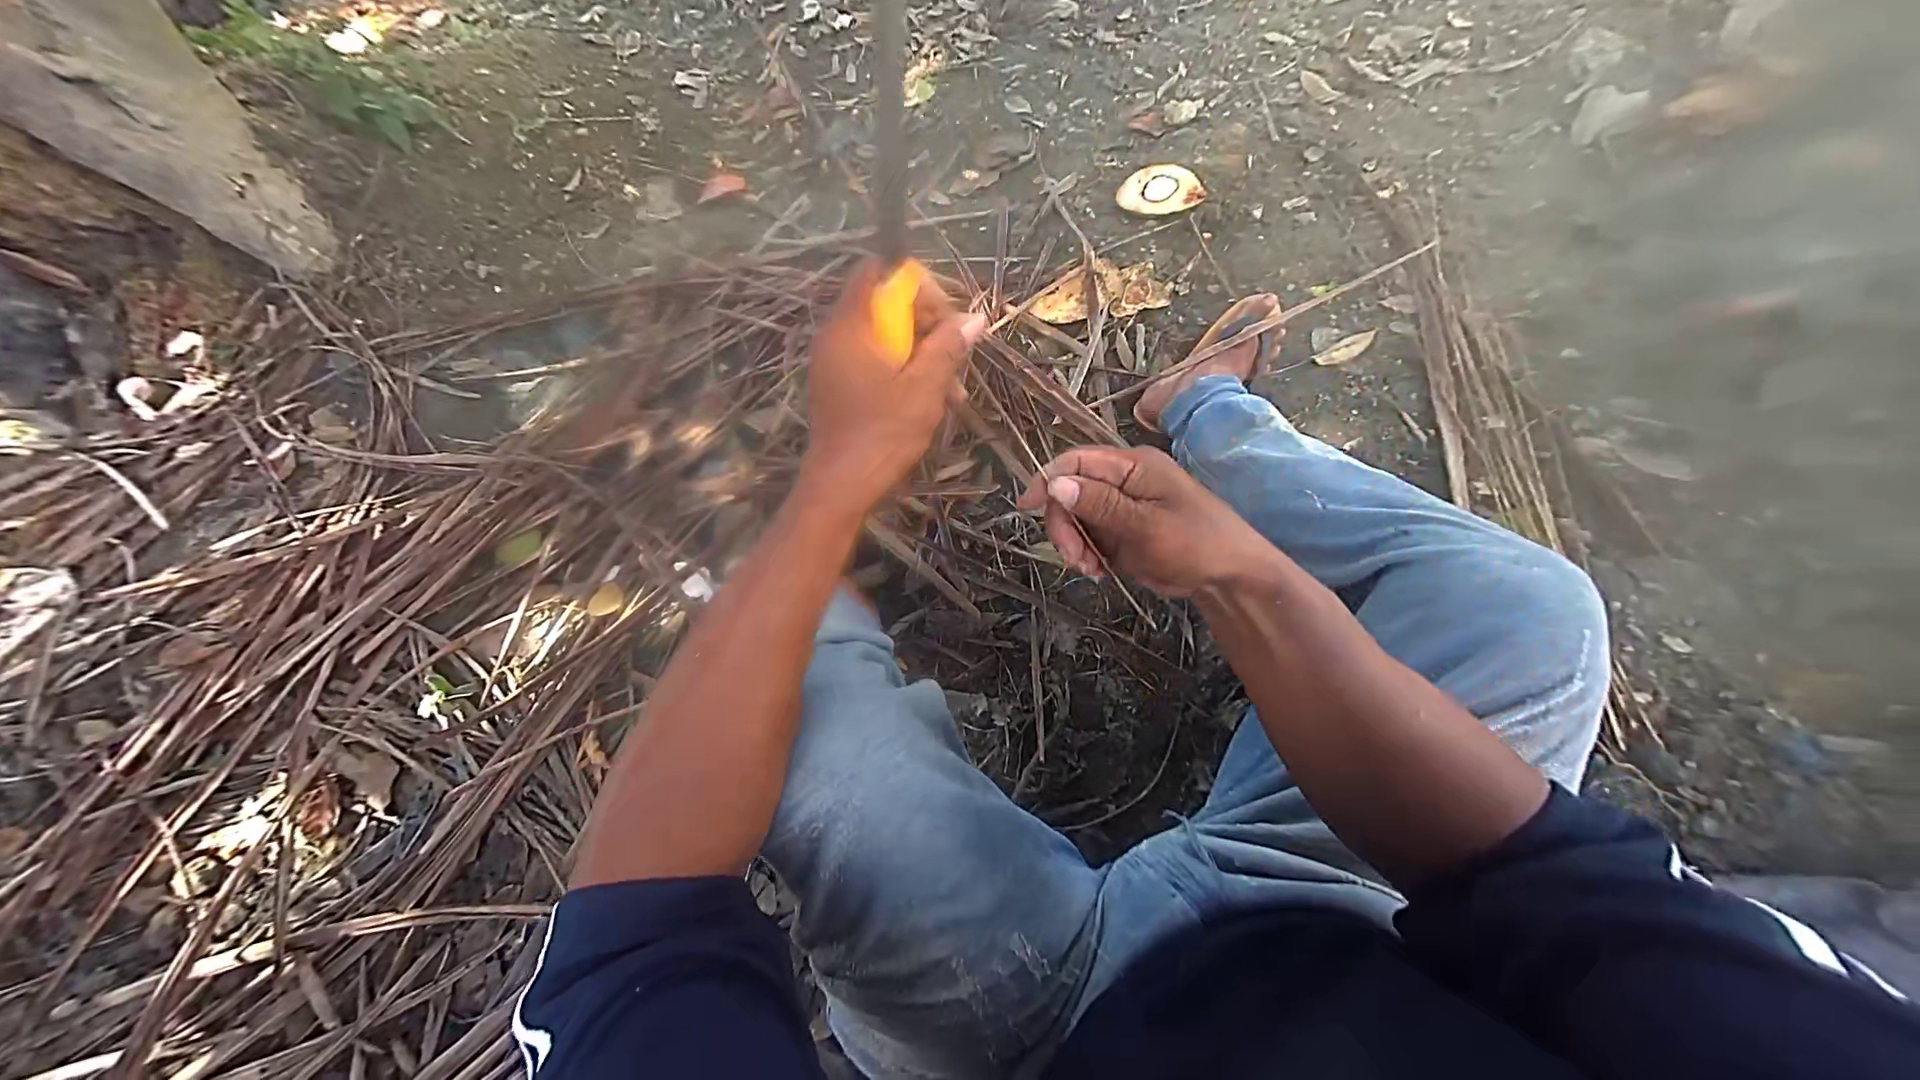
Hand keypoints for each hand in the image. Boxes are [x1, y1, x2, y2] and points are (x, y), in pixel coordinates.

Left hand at [803, 260, 987, 513]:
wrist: (840, 484)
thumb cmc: (882, 435)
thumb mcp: (925, 389)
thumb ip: (948, 348)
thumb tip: (974, 318)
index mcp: (854, 325)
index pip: (883, 271)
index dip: (921, 288)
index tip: (947, 323)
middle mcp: (837, 333)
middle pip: (886, 303)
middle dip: (927, 325)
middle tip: (954, 360)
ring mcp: (833, 359)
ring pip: (884, 335)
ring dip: (920, 353)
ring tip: (951, 392)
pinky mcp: (837, 382)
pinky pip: (872, 358)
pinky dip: (900, 369)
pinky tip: (926, 401)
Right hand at [1017, 445, 1277, 596]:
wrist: (1228, 578)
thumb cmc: (1196, 543)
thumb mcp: (1145, 525)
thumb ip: (1099, 505)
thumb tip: (1055, 484)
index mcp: (1133, 466)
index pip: (1077, 461)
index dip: (1048, 480)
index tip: (1026, 507)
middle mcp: (1124, 481)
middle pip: (1071, 493)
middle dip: (1065, 526)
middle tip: (1074, 558)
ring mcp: (1121, 507)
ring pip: (1076, 518)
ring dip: (1074, 544)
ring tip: (1091, 569)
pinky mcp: (1121, 531)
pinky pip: (1089, 537)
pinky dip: (1087, 554)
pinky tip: (1099, 571)